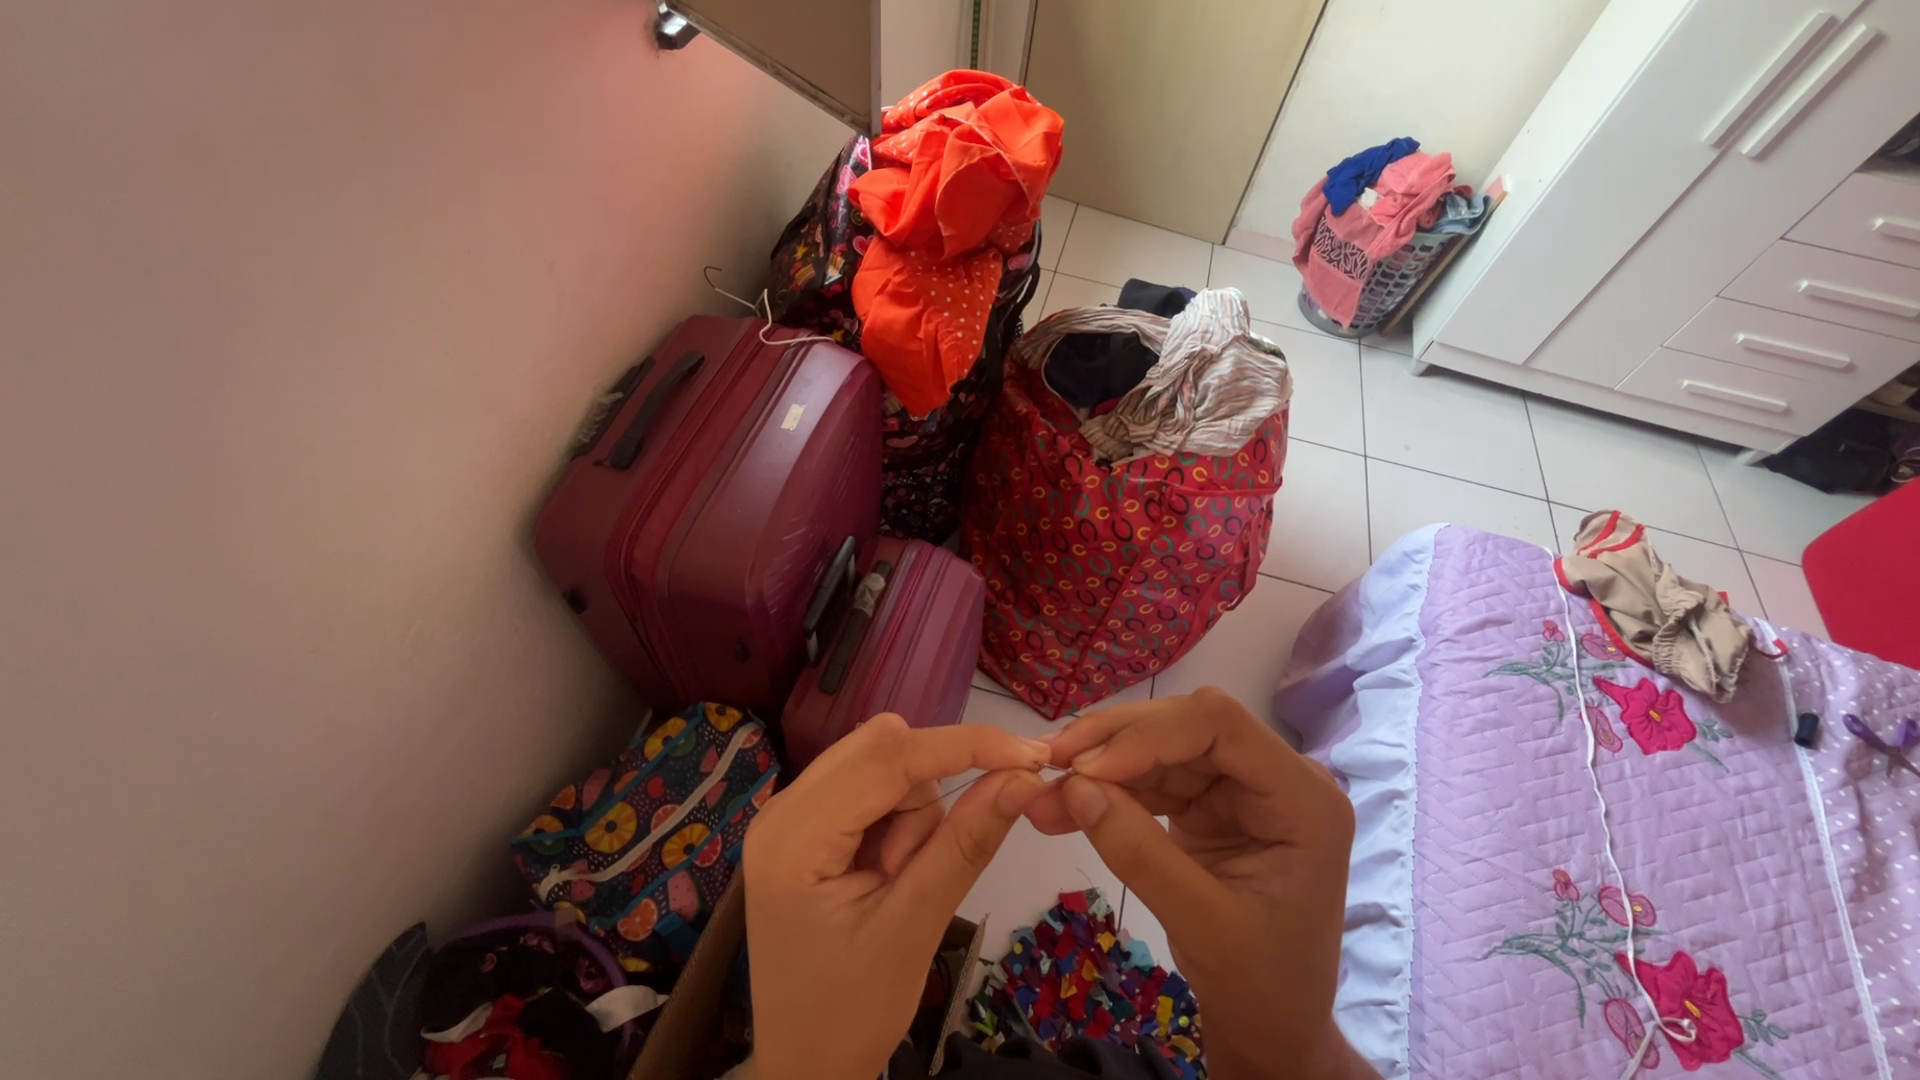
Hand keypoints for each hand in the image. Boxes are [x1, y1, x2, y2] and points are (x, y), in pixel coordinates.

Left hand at [742, 715, 1051, 1079]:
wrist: (804, 1066)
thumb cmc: (852, 1010)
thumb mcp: (915, 927)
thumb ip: (965, 844)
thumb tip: (1021, 779)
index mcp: (794, 836)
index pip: (888, 757)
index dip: (963, 745)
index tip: (1026, 753)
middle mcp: (782, 808)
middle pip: (880, 747)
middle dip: (926, 791)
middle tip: (922, 864)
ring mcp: (788, 814)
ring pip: (880, 761)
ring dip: (913, 809)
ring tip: (898, 880)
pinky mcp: (804, 826)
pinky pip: (870, 787)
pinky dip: (899, 816)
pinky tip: (888, 871)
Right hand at [1024, 687, 1374, 1079]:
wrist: (1272, 1027)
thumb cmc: (1260, 985)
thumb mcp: (1200, 923)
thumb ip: (1138, 852)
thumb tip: (1072, 786)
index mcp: (1302, 798)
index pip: (1221, 726)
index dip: (1149, 733)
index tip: (1086, 766)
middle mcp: (1275, 776)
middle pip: (1185, 725)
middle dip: (1114, 742)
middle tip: (1050, 762)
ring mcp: (1240, 786)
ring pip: (1160, 746)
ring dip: (1100, 764)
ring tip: (1043, 790)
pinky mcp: (1209, 801)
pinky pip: (1151, 777)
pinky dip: (1107, 788)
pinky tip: (1065, 803)